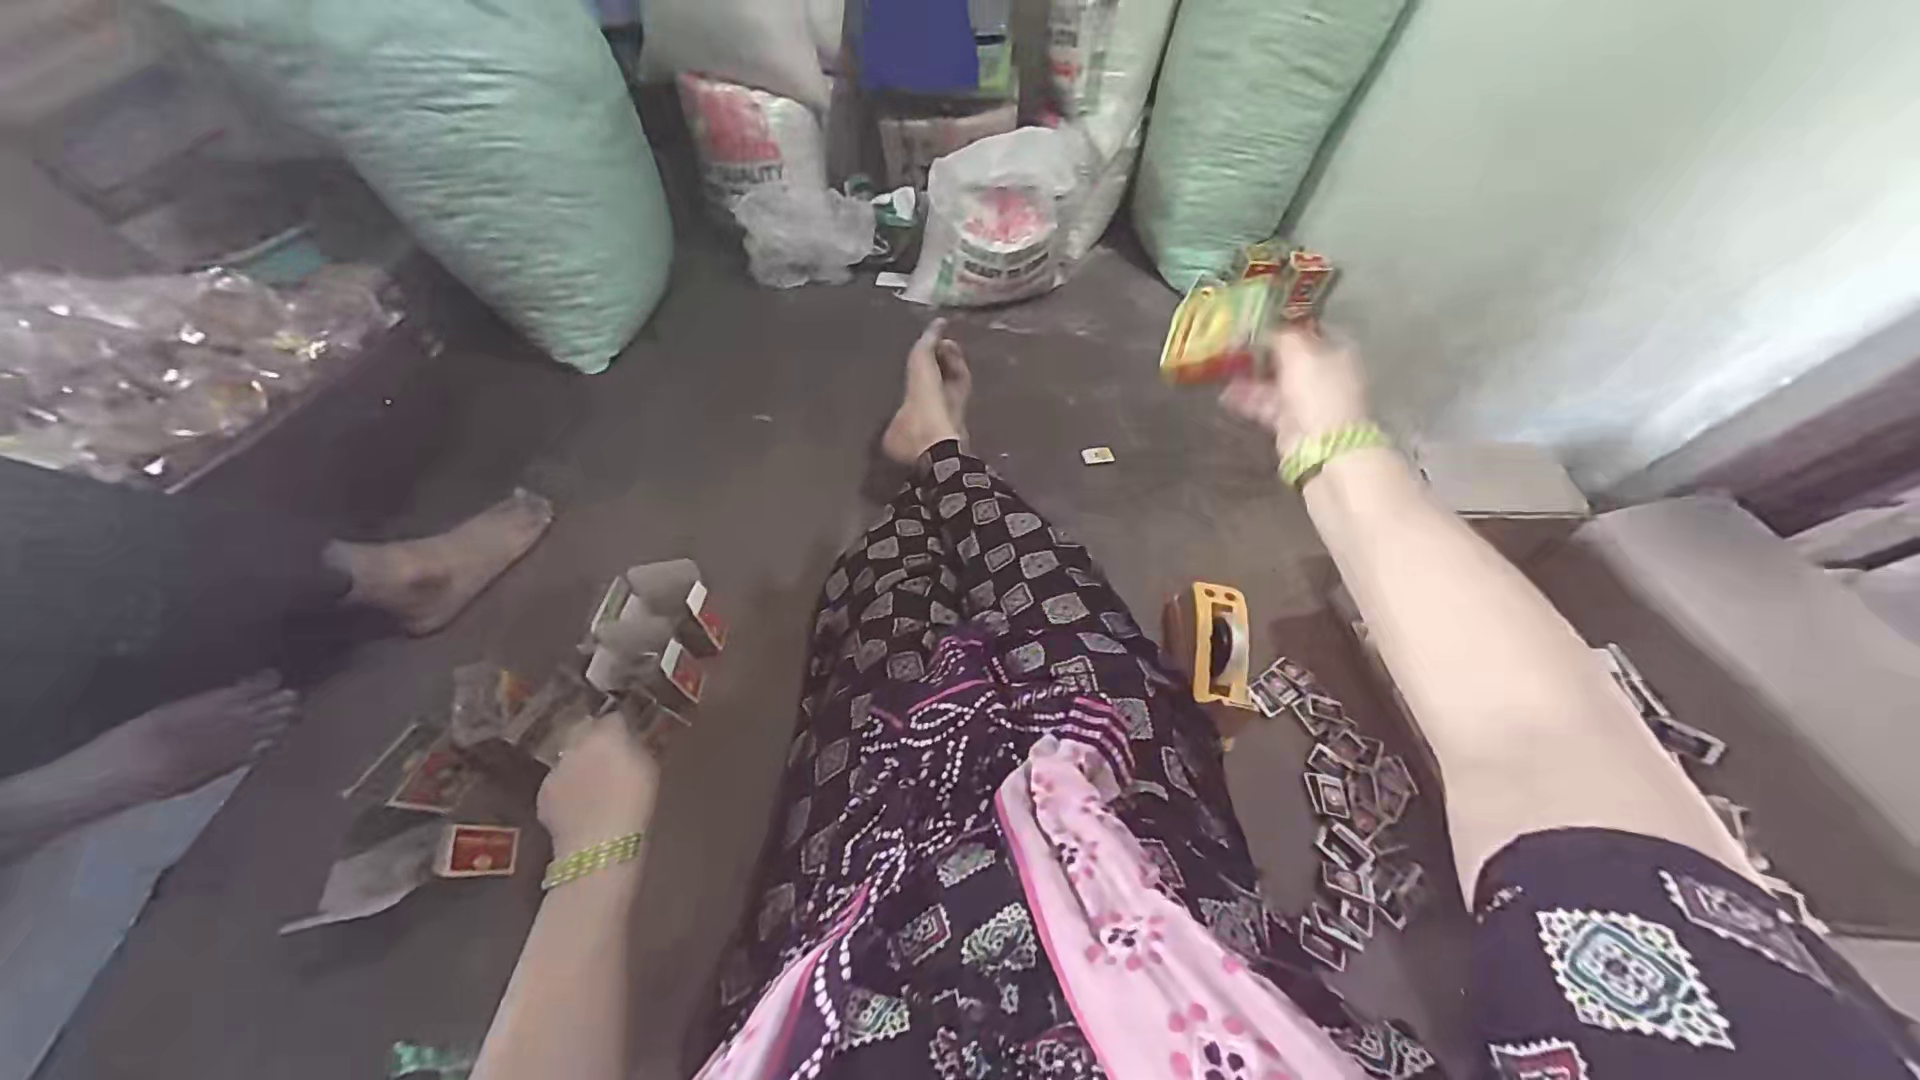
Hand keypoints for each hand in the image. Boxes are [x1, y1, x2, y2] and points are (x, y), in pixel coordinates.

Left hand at [536, 712, 662, 855]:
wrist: (599, 844)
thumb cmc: (635, 802)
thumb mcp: (649, 767)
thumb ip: (638, 746)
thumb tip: (633, 738)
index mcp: (606, 734)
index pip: (613, 716)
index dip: (622, 724)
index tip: (630, 734)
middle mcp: (576, 745)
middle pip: (586, 732)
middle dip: (596, 740)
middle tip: (611, 756)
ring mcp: (555, 769)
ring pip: (570, 757)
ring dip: (580, 763)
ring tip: (594, 783)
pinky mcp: (542, 794)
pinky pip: (559, 781)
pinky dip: (568, 787)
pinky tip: (580, 802)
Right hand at [1220, 327, 1370, 458]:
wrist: (1321, 443)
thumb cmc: (1317, 391)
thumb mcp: (1300, 353)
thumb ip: (1282, 337)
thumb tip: (1266, 328)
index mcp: (1336, 351)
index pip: (1307, 332)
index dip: (1281, 328)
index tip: (1254, 326)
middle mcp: (1322, 372)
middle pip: (1288, 358)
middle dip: (1260, 354)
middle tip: (1233, 348)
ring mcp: (1306, 398)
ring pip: (1273, 382)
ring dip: (1248, 377)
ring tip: (1222, 371)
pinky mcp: (1288, 420)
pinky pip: (1264, 404)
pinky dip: (1247, 399)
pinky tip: (1225, 395)